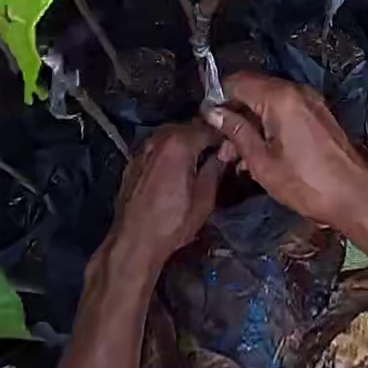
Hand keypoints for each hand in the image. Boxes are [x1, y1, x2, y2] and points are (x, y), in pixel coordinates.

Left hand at [106, 121, 225, 270]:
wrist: (134, 241)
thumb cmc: (173, 222)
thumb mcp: (204, 198)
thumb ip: (216, 168)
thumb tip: (227, 151)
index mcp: (179, 144)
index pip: (209, 128)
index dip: (224, 136)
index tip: (234, 145)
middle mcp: (159, 139)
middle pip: (188, 126)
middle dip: (205, 135)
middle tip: (220, 151)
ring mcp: (143, 149)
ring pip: (171, 134)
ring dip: (187, 141)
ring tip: (200, 157)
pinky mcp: (133, 161)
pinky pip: (157, 147)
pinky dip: (170, 150)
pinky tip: (177, 166)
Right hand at [201, 72, 367, 262]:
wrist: (354, 198)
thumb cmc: (305, 183)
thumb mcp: (261, 161)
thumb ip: (236, 132)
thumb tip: (214, 112)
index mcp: (280, 97)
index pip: (238, 81)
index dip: (218, 98)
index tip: (209, 122)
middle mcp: (296, 91)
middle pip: (254, 90)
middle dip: (234, 115)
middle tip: (222, 148)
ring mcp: (311, 102)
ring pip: (269, 103)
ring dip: (251, 125)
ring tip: (237, 159)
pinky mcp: (319, 115)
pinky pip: (286, 111)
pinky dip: (270, 127)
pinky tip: (260, 155)